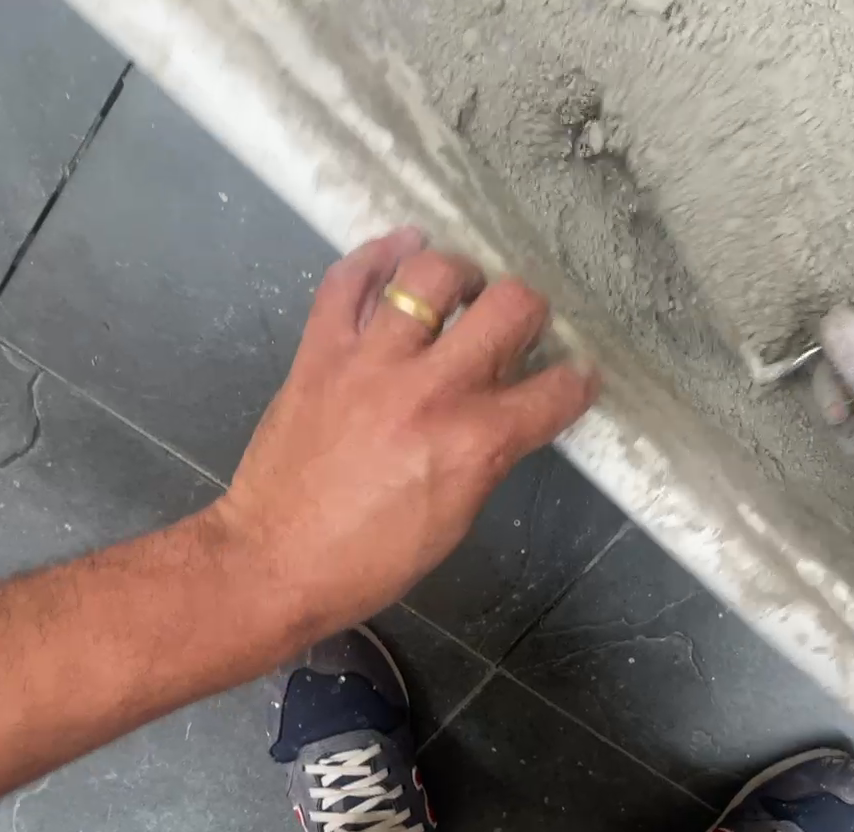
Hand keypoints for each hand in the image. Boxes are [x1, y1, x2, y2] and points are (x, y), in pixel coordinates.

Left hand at [208, 227, 597, 639]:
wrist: (274, 561)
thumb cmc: (376, 558)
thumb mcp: (458, 515)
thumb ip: (489, 452)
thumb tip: (507, 410)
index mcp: (476, 442)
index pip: (555, 392)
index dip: (578, 382)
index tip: (577, 377)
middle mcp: (432, 389)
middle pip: (509, 308)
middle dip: (531, 312)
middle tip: (519, 328)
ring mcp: (371, 362)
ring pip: (430, 274)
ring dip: (462, 274)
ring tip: (463, 287)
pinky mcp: (320, 351)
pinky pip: (348, 280)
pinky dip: (378, 255)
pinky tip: (402, 248)